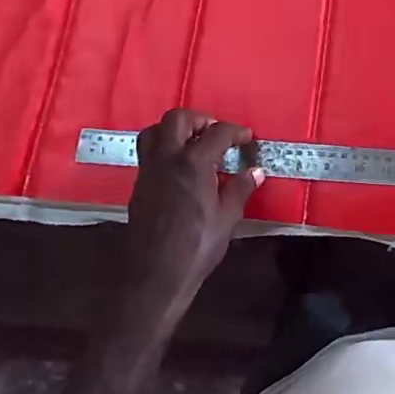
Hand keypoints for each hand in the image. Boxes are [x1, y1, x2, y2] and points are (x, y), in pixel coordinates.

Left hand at [122, 109, 265, 320]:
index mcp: (192, 163)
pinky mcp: (139, 185)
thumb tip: (255, 172)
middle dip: (200, 119)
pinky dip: (165, 148)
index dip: (235, 131)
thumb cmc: (197, 246)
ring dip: (175, 130)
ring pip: (154, 131)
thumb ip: (240, 189)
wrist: (156, 274)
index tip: (246, 138)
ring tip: (195, 144)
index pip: (217, 133)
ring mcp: (148, 171)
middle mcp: (166, 159)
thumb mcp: (227, 218)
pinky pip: (148, 153)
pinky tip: (181, 168)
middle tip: (217, 133)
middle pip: (177, 119)